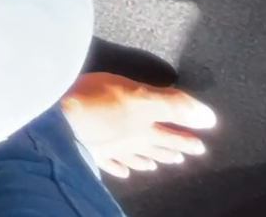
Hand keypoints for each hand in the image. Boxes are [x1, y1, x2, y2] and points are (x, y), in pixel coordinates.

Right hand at [60, 72, 215, 177]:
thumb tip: (210, 119)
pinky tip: (122, 170)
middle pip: (154, 148)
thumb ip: (173, 104)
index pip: (173, 135)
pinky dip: (118, 167)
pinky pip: (108, 162)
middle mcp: (133, 142)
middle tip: (181, 156)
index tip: (200, 146)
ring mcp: (110, 149)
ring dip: (145, 160)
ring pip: (133, 157)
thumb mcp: (137, 95)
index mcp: (146, 128)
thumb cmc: (96, 101)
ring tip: (153, 164)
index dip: (187, 139)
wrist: (55, 117)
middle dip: (168, 151)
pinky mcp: (87, 150)